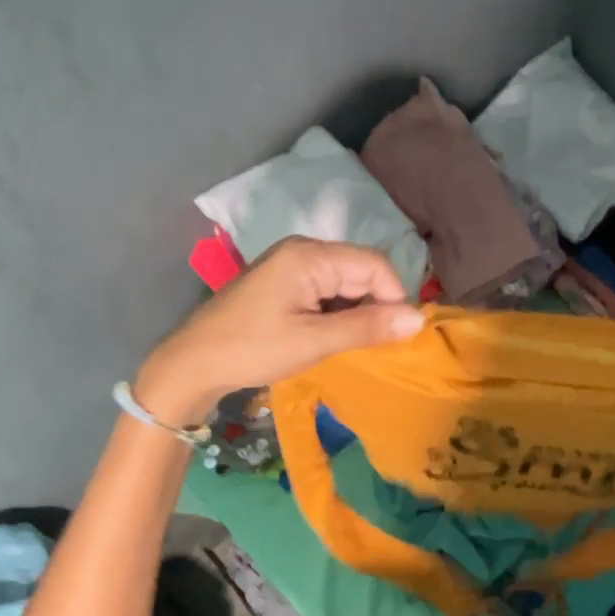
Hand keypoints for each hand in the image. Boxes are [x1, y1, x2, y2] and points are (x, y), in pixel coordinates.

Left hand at [132, 237, 424, 422]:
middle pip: (363, 273)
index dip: (394, 299)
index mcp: (310, 255)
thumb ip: (368, 327)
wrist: (195, 363)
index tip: (395, 338)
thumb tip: (419, 319)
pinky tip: (332, 341)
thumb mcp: (315, 341)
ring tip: (350, 347)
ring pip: (348, 286)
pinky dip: (339, 317)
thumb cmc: (253, 349)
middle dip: (376, 308)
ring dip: (358, 315)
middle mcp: (304, 252)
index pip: (375, 266)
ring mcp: (293, 267)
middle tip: (371, 347)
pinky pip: (329, 294)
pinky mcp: (286, 286)